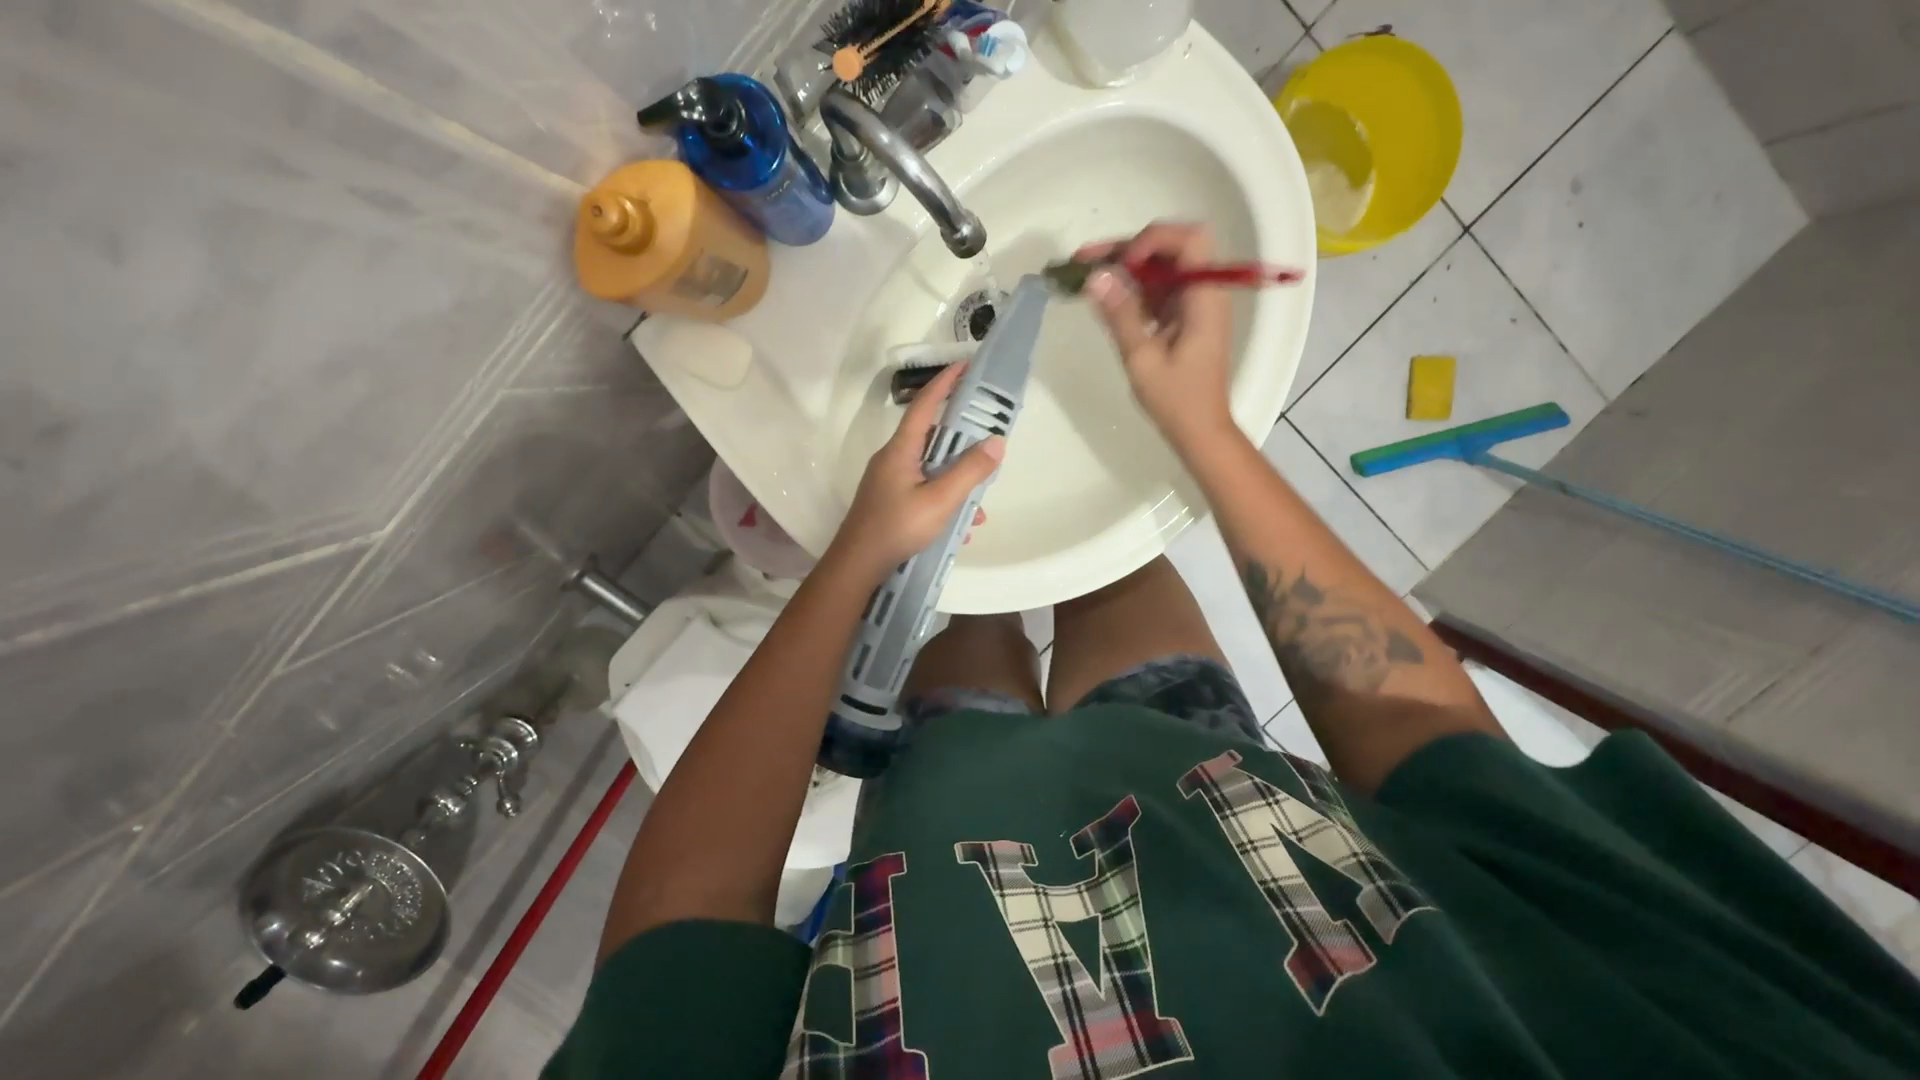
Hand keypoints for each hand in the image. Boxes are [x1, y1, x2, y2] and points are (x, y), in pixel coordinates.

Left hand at [831, 361, 1005, 576]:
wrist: (857, 566)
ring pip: (932, 470)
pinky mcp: (890, 502)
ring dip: (957, 484)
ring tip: (979, 508)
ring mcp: (890, 482)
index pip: (925, 405)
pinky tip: (961, 528)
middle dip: (962, 442)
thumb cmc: (896, 528)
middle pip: (932, 438)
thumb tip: (996, 443)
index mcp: (901, 450)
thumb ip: (969, 472)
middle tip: (987, 440)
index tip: (965, 365)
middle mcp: (893, 459)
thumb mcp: (940, 501)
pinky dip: (945, 502)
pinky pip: (925, 491)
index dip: (945, 383)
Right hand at [1077, 223, 1236, 449]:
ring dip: (1124, 266)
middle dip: (1128, 249)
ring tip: (1084, 273)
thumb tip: (1096, 277)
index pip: (1189, 241)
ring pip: (1159, 266)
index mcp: (1204, 297)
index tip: (1122, 265)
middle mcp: (1203, 291)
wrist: (1200, 430)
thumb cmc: (1177, 400)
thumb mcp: (1142, 358)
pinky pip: (1156, 289)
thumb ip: (1120, 314)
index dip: (1152, 241)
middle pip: (1170, 248)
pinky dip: (1130, 288)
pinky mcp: (1182, 316)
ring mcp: (1193, 303)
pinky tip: (1102, 295)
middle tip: (1086, 260)